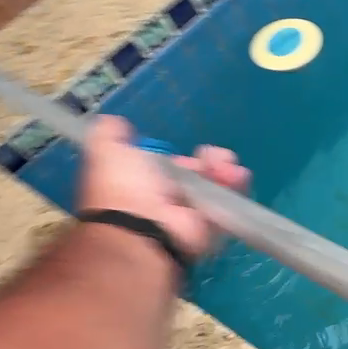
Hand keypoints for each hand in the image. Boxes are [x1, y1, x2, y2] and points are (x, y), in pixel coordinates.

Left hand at [75, 116, 249, 256]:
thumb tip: (115, 121)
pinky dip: (237, 188)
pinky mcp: (212, 226)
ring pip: (216, 187)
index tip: (188, 149)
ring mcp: (191, 215)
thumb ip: (110, 136)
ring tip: (228, 166)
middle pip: (197, 176)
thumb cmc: (126, 188)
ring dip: (224, 171)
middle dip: (209, 162)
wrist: (146, 227)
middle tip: (214, 156)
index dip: (180, 157)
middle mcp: (168, 200)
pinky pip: (230, 204)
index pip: (169, 167)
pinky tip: (238, 177)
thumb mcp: (109, 152)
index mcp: (144, 183)